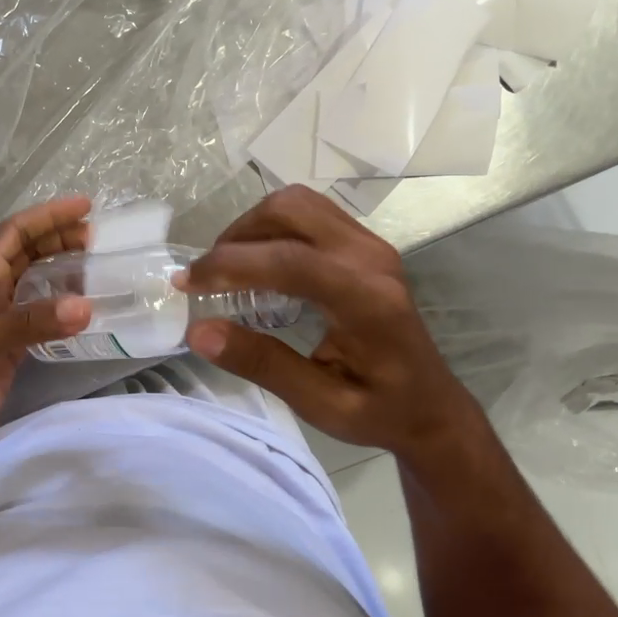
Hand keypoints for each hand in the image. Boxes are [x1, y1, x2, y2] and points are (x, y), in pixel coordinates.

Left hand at [0, 198, 93, 455]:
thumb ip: (28, 324)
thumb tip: (84, 305)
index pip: (14, 235)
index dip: (47, 217)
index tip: (85, 207)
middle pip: (28, 254)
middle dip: (59, 239)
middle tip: (99, 238)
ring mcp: (1, 322)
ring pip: (36, 284)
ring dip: (64, 271)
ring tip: (99, 268)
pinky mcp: (11, 350)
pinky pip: (42, 319)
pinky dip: (64, 310)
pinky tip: (85, 312)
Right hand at [176, 186, 478, 459]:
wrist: (432, 409)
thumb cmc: (378, 412)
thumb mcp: (319, 403)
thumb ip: (262, 364)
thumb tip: (198, 331)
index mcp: (366, 301)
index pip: (289, 261)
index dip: (229, 265)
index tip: (186, 285)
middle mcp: (371, 259)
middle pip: (290, 210)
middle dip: (236, 237)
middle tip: (208, 278)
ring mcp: (371, 246)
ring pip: (297, 204)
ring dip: (251, 228)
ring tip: (228, 270)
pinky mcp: (364, 246)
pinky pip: (309, 214)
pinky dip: (270, 230)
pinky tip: (258, 266)